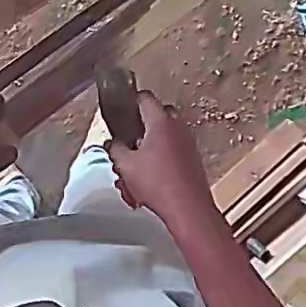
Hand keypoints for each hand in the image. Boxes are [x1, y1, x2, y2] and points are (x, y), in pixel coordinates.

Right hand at [107, 92, 215, 226]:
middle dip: (141, 125)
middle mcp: (178, 128)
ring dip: (150, 142)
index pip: (145, 98)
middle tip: (128, 138)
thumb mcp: (126, 165)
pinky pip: (174, 148)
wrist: (188, 208)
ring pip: (165, 133)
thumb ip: (116, 148)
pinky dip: (161, 155)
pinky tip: (150, 174)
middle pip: (156, 115)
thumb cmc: (159, 184)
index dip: (130, 102)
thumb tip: (113, 144)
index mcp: (161, 122)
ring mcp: (188, 143)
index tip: (122, 110)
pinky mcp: (192, 158)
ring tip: (136, 162)